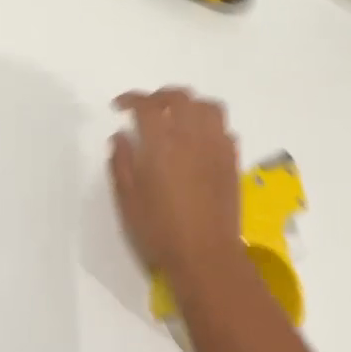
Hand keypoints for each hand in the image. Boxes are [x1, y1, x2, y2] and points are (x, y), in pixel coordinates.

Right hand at [109, 87, 242, 275]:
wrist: (205, 254)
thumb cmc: (158, 229)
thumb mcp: (127, 198)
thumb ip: (121, 162)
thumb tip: (121, 137)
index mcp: (161, 143)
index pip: (146, 105)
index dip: (131, 99)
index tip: (119, 106)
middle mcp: (191, 136)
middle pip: (180, 97)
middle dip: (160, 96)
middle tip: (146, 108)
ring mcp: (216, 146)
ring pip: (208, 106)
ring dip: (189, 104)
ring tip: (176, 117)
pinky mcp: (231, 160)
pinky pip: (223, 128)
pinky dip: (208, 124)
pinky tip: (197, 140)